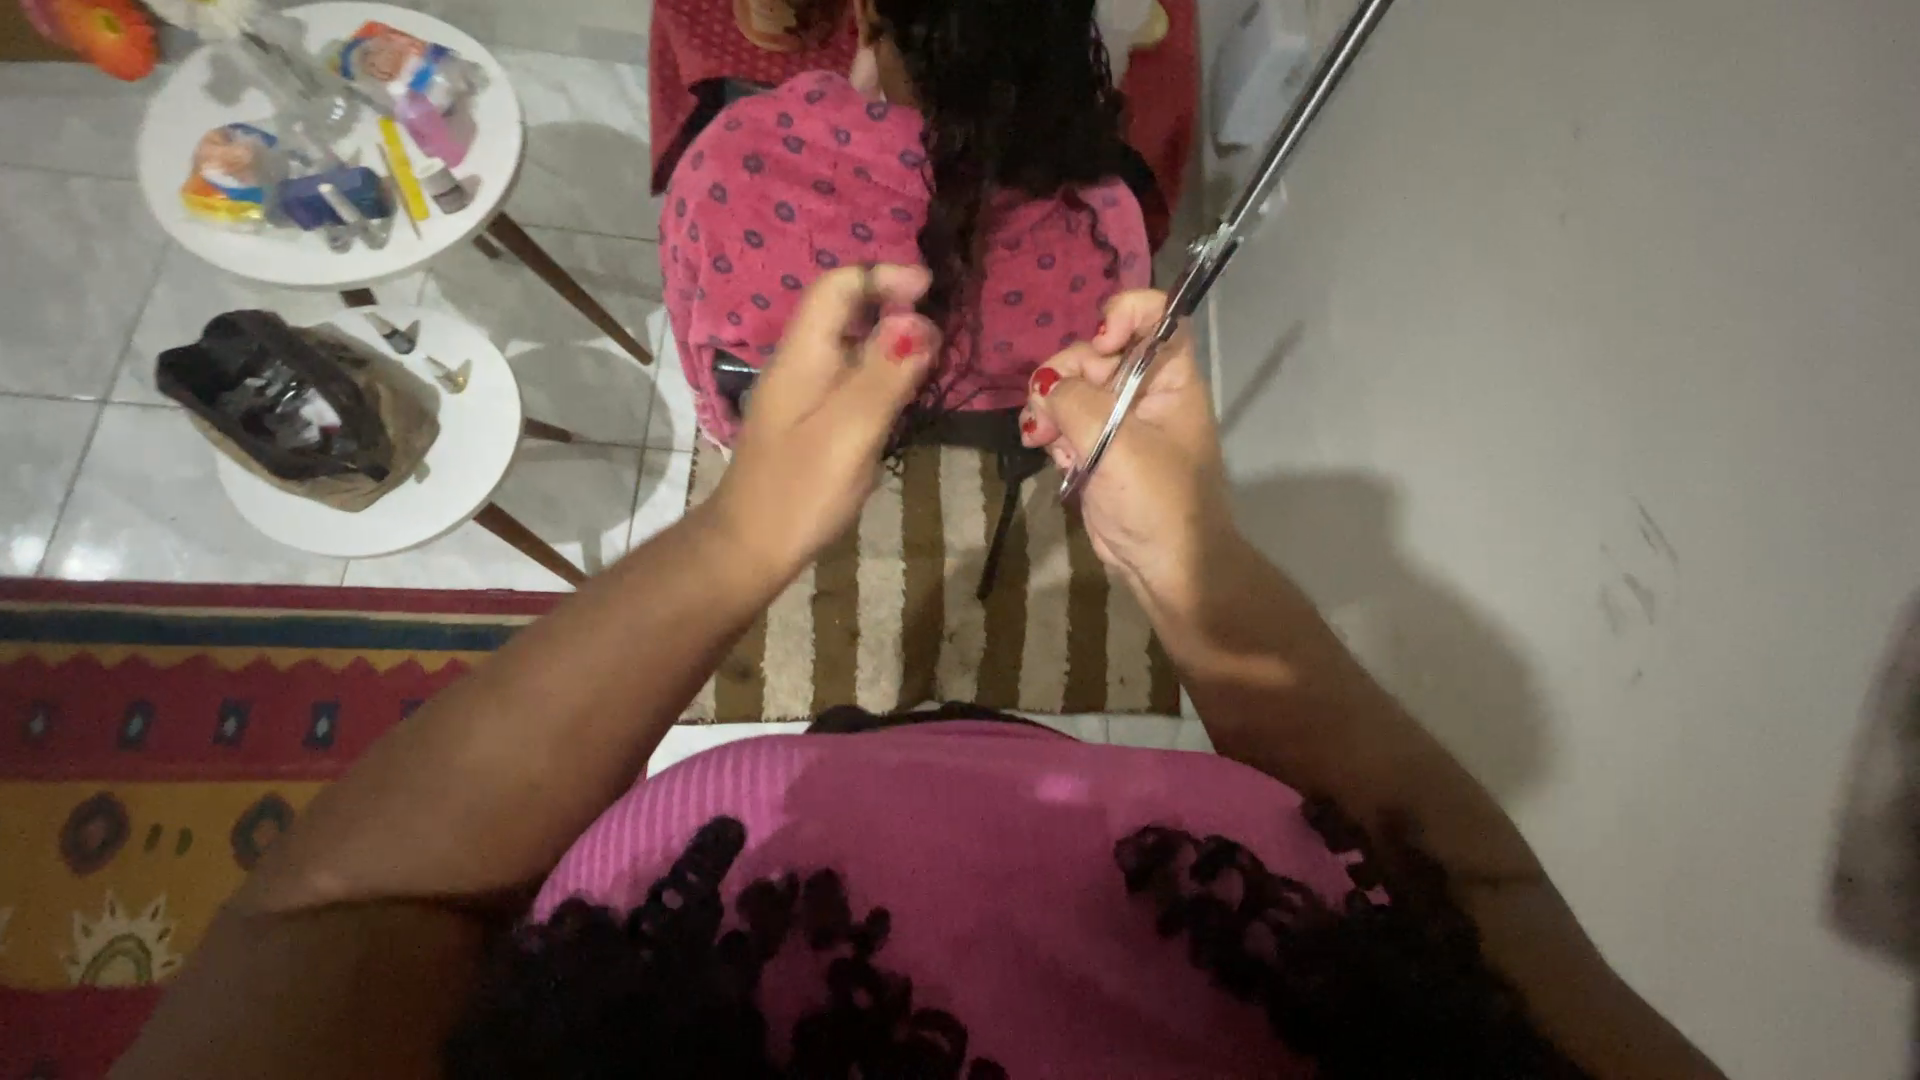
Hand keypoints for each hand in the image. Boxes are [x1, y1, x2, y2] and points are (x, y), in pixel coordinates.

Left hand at [705, 264, 939, 583]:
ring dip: (891, 344)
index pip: (837, 288)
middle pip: (845, 313)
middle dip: (893, 309)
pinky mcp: (812, 423)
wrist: (751, 547)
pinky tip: (901, 400)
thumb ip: (883, 375)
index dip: (882, 276)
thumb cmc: (799, 492)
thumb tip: (917, 321)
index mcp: (802, 357)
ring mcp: (804, 396)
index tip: (930, 289)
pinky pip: (850, 381)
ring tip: (930, 364)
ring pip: (851, 349)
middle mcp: (800, 366)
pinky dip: (881, 376)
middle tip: (938, 339)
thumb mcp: (849, 431)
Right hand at [1020, 289, 1234, 601]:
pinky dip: (1050, 433)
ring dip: (1048, 408)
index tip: (1098, 346)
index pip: (1155, 316)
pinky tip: (1049, 454)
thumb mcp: (1118, 443)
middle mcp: (1144, 391)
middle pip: (1095, 352)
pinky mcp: (1095, 448)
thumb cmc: (1157, 501)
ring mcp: (1118, 420)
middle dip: (1064, 375)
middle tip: (1048, 411)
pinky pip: (1063, 422)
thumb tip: (1047, 388)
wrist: (1163, 566)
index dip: (1122, 316)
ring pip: (1071, 388)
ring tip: (1042, 438)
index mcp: (1170, 378)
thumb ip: (1076, 402)